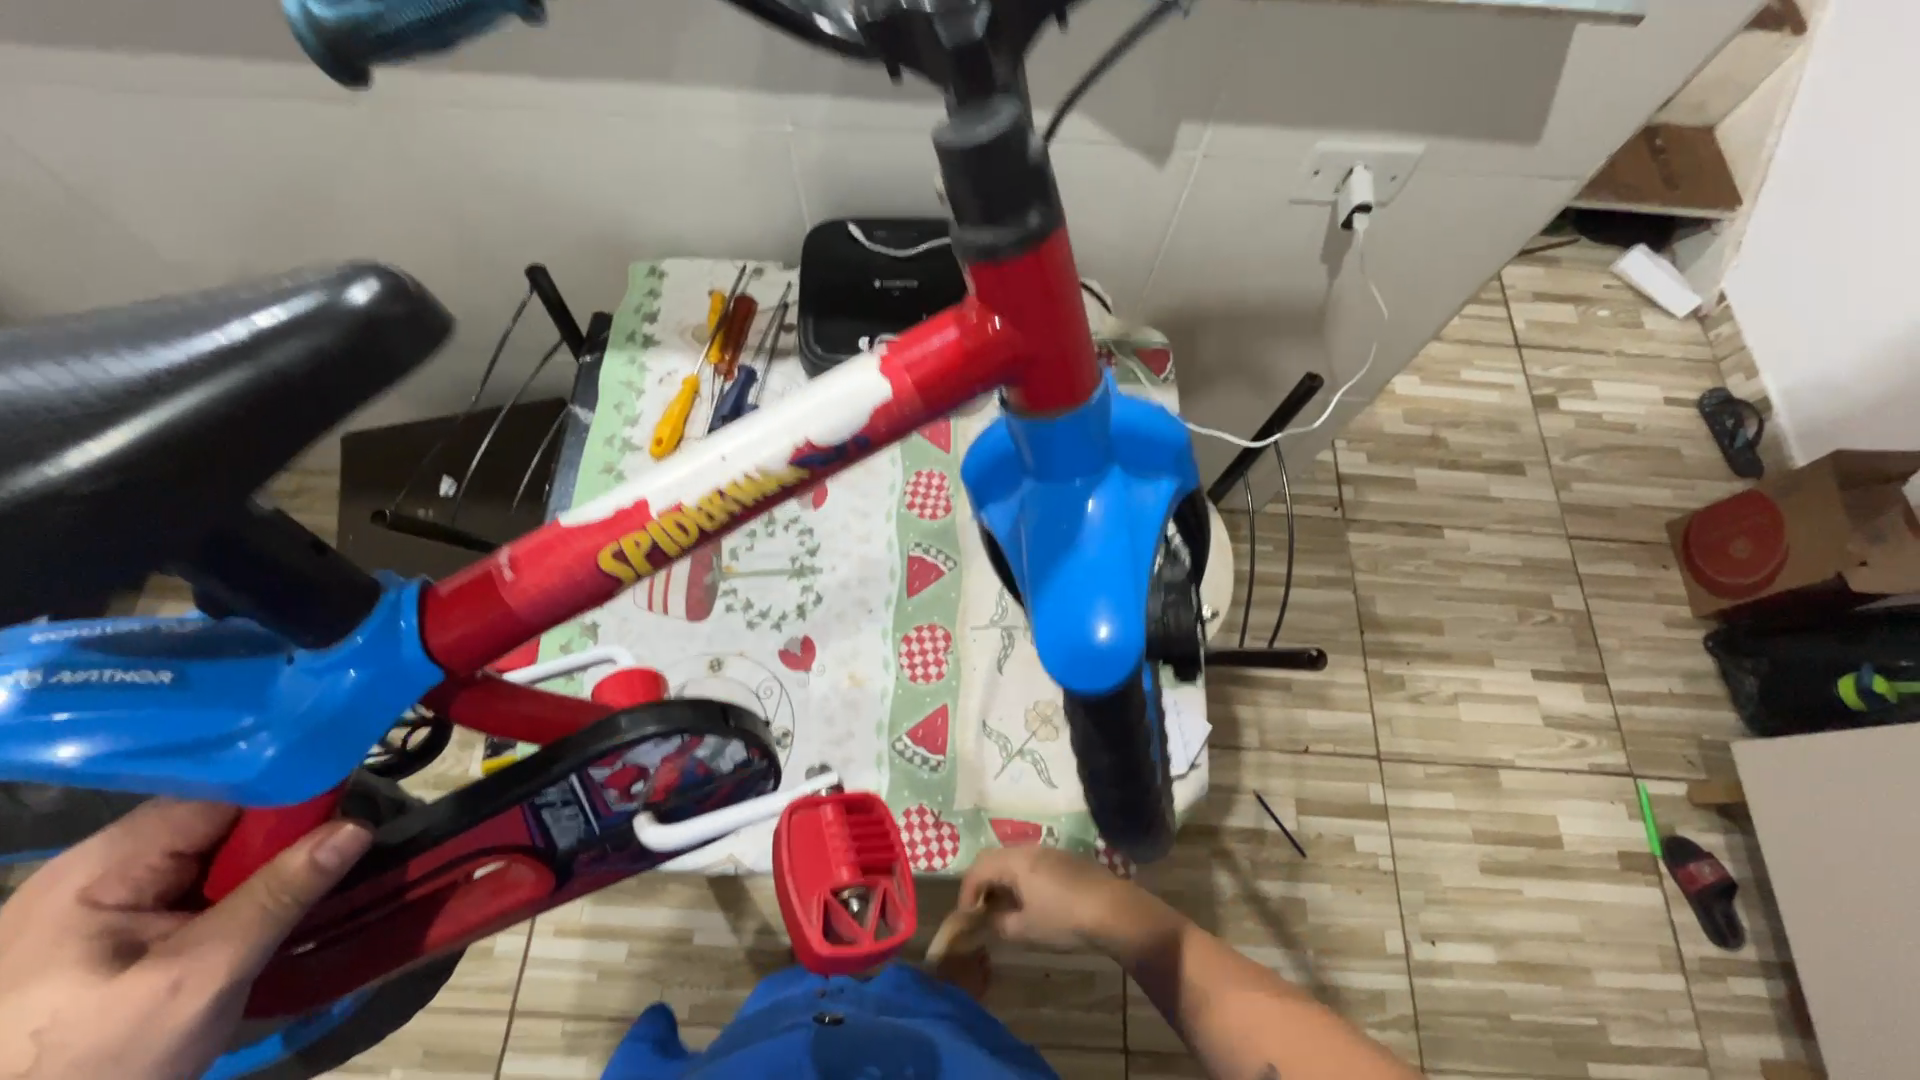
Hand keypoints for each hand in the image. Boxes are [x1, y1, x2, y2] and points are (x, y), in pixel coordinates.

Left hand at [0, 799, 371, 1079]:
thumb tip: (358, 827)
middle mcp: (94, 869)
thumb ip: (278, 897)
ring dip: (262, 867)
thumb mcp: (202, 979)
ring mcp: (96, 904)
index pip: (217, 796)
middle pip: (214, 823)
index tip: (353, 806)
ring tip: (315, 882)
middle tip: (343, 853)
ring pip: (207, 857)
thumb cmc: (98, 1061)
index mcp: (101, 865)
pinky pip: (190, 890)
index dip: (288, 794)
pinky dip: (236, 894)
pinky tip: (264, 915)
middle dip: (281, 835)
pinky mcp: (107, 935)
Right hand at [958, 846, 1180, 958]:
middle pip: (995, 859)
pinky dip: (1023, 880)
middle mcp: (1031, 849)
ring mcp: (1052, 851)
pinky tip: (1032, 902)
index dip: (966, 892)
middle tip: (981, 910)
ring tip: (1005, 908)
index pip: (978, 868)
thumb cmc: (1064, 920)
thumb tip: (990, 919)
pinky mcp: (1069, 860)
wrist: (1115, 911)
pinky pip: (1034, 864)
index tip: (966, 916)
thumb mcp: (1026, 929)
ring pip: (1016, 860)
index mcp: (1015, 861)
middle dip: (983, 884)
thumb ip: (1000, 923)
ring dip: (1004, 881)